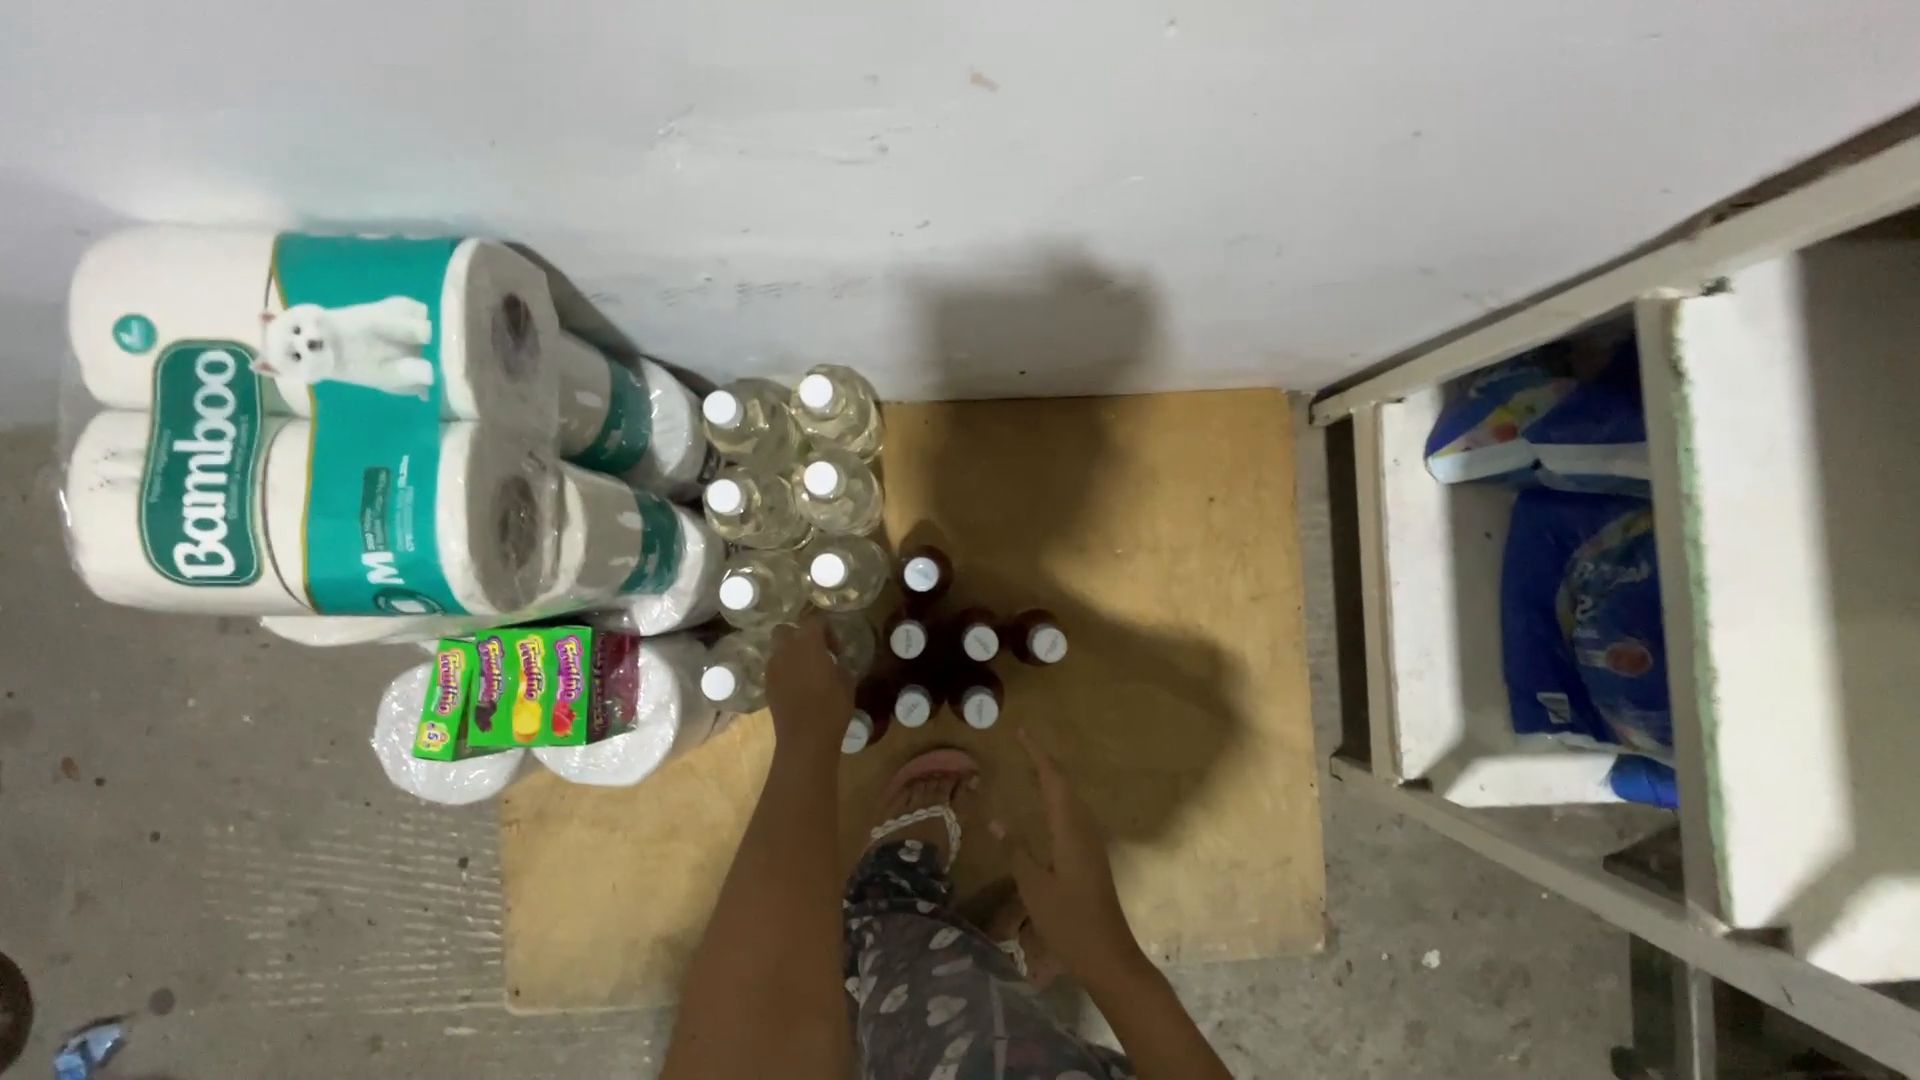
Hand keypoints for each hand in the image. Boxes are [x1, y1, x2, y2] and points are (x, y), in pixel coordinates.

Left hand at [763, 614, 853, 750]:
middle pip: (786, 629)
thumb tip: (834, 662)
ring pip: (778, 649)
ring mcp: (772, 669)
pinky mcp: (767, 686)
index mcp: (807, 644)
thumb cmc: (832, 707)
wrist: (805, 738)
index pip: (815, 621)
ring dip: (791, 653)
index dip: (828, 631)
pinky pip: (775, 668)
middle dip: (800, 635)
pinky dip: (785, 670)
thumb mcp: (846, 681)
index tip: (837, 650)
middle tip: (816, 652)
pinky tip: (799, 686)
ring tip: (807, 671)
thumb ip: (838, 664)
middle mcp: (785, 650)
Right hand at [991, 727, 1146, 986]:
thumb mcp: (1034, 888)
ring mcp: (1092, 842)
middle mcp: (1085, 828)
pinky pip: (1073, 813)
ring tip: (1031, 765)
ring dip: (1053, 778)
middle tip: (1022, 742)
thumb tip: (996, 819)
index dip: (1037, 753)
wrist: (1109, 956)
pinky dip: (1058, 797)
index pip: (1053, 780)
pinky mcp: (1091, 856)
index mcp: (1070, 830)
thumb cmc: (1069, 922)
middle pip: (1065, 783)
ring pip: (1071, 798)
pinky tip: (1048, 806)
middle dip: (1044, 759)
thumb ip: (1016, 851)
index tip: (1021, 732)